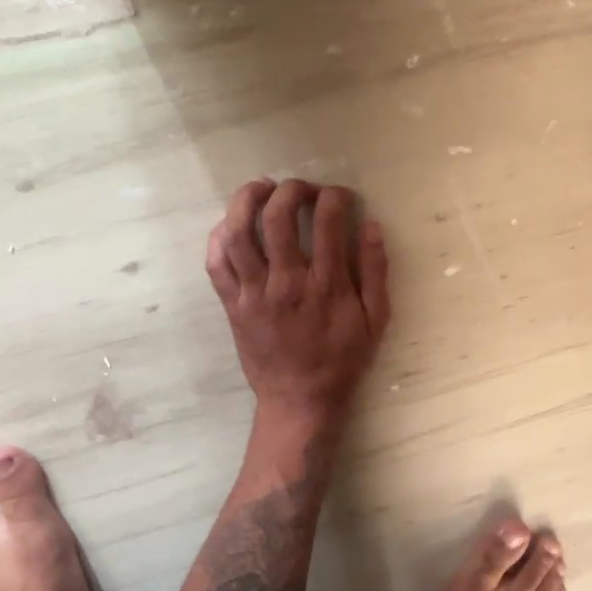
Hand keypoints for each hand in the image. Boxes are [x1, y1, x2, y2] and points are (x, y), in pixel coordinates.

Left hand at [205, 179, 390, 441]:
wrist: (299, 401)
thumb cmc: (342, 361)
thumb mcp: (375, 320)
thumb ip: (375, 272)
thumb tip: (372, 227)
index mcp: (326, 285)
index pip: (327, 221)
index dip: (335, 197)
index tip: (341, 196)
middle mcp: (286, 282)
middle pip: (276, 217)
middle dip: (290, 190)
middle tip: (302, 189)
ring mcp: (254, 293)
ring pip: (238, 233)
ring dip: (246, 201)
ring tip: (261, 189)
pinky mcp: (232, 304)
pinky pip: (216, 262)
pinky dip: (220, 235)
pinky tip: (233, 223)